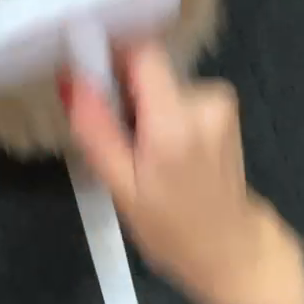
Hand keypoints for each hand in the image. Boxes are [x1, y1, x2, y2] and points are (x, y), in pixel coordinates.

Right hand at [64, 40, 279, 303]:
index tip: (92, 81)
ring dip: (144, 106)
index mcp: (175, 121)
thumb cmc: (171, 229)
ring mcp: (220, 102)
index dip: (112, 56)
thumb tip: (70, 78)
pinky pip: (178, 93)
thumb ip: (95, 129)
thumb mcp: (121, 187)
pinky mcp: (224, 106)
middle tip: (117, 136)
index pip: (142, 52)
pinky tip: (165, 149)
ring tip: (142, 151)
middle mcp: (204, 100)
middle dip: (125, 92)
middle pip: (148, 68)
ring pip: (161, 82)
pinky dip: (164, 112)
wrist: (233, 251)